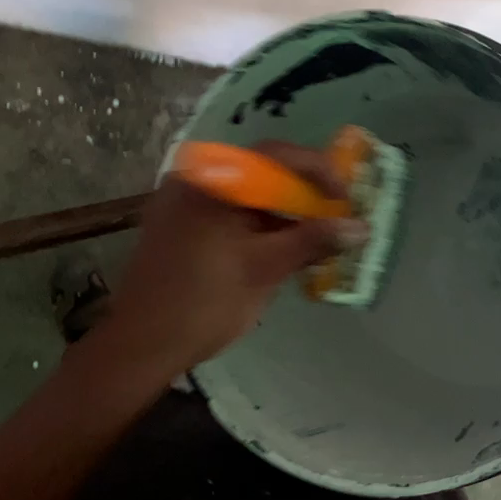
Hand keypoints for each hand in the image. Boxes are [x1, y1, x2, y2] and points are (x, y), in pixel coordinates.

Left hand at [100, 140, 362, 376]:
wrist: (140, 345)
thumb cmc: (205, 301)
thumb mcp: (266, 268)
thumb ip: (314, 240)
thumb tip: (360, 227)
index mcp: (214, 179)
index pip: (278, 154)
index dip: (320, 171)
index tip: (346, 199)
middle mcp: (195, 178)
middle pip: (262, 172)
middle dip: (303, 193)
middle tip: (335, 217)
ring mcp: (182, 201)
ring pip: (245, 194)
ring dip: (281, 211)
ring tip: (313, 238)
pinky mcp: (178, 225)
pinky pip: (227, 211)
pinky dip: (256, 224)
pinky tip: (278, 249)